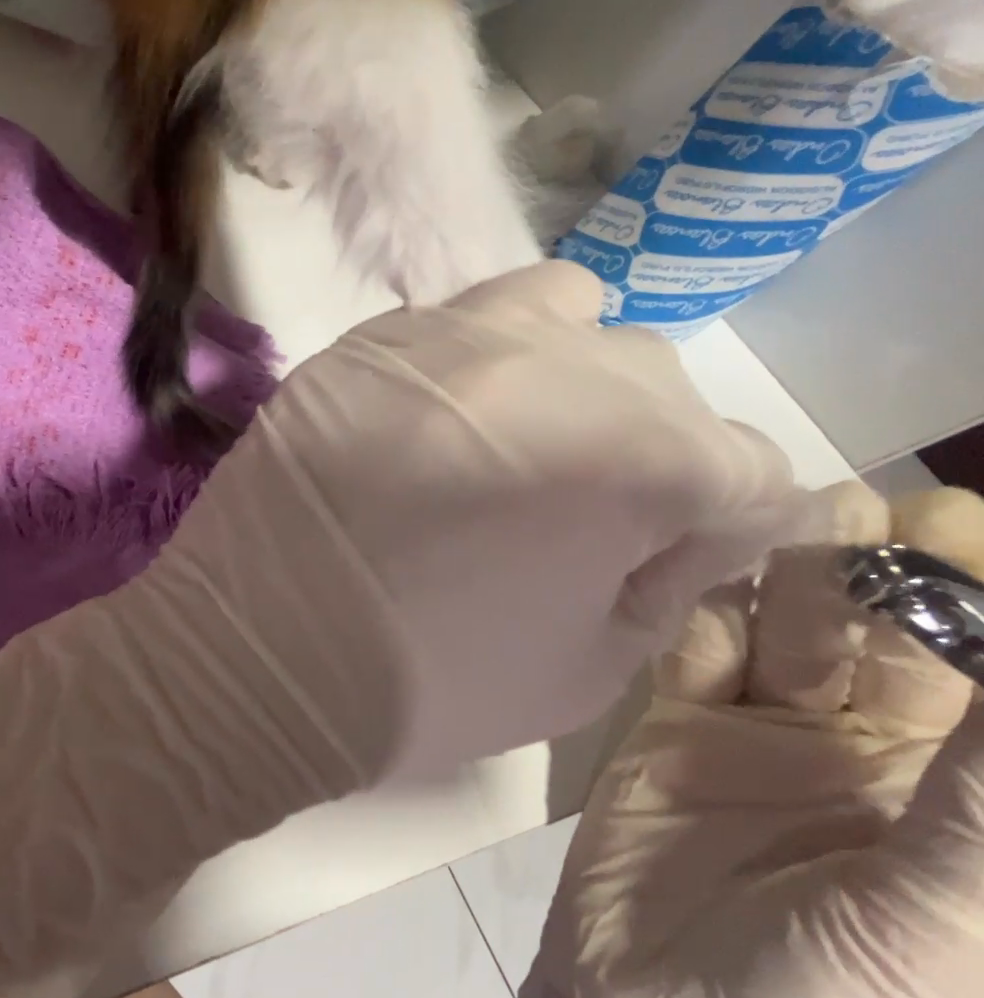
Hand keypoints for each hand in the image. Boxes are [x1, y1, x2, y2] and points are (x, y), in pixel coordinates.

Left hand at [0, 261, 801, 997]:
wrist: (249, 655)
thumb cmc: (422, 686)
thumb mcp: (587, 670)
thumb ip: (660, 583)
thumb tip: (675, 531)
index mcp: (634, 458)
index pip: (748, 467)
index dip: (717, 525)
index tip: (659, 560)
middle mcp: (545, 367)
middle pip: (655, 379)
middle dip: (643, 445)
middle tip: (576, 509)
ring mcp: (439, 341)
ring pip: (556, 310)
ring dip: (561, 369)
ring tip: (512, 436)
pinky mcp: (355, 347)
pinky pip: (448, 322)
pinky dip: (467, 362)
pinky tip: (429, 424)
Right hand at [518, 484, 983, 997]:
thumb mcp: (943, 915)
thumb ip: (977, 798)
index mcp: (962, 793)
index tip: (965, 532)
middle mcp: (879, 748)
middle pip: (896, 627)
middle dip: (895, 565)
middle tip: (878, 517)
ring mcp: (768, 733)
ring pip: (792, 623)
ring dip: (796, 569)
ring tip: (798, 515)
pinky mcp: (674, 728)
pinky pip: (693, 652)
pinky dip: (700, 609)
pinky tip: (703, 579)